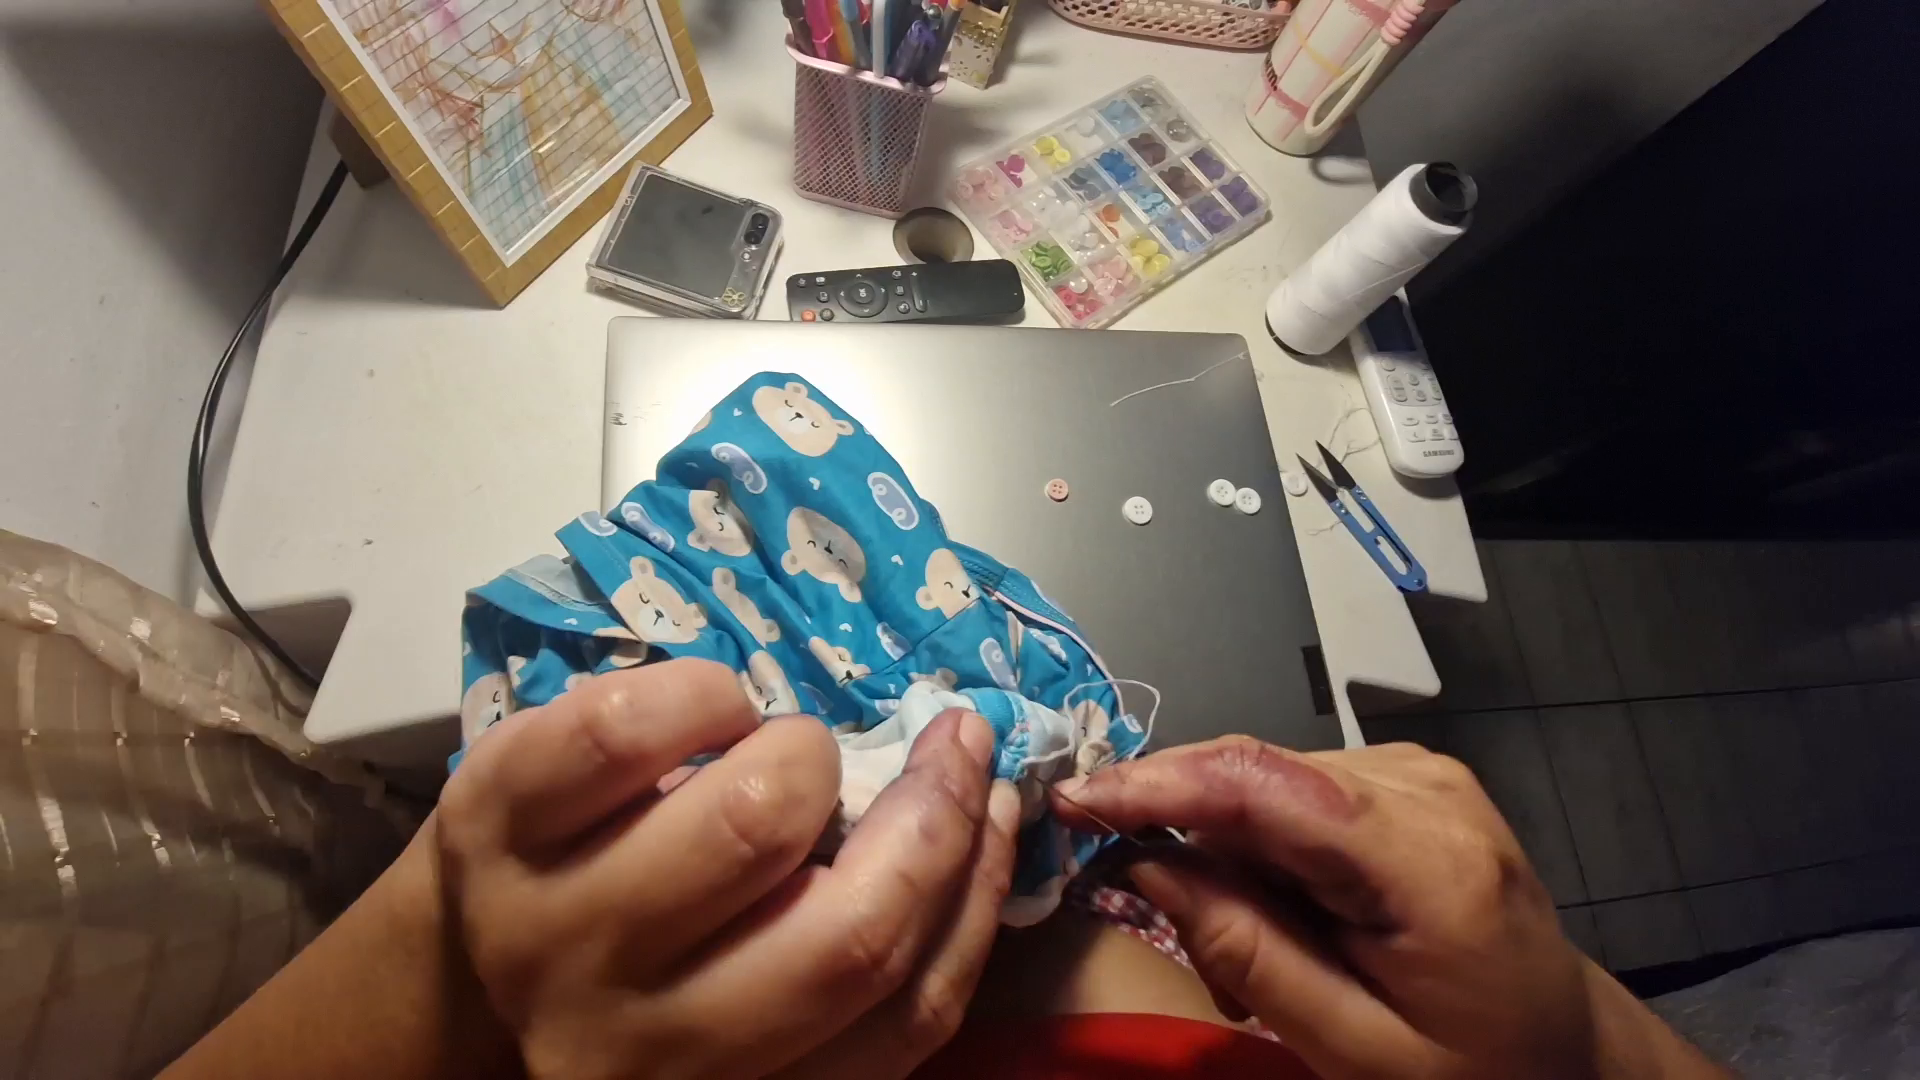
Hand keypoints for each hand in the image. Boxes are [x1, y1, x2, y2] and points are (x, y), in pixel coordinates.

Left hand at [438, 658, 1020, 1079]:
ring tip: (793, 747)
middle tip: (951, 738)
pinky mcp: (493, 819)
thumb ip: (842, 931)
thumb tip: (959, 809)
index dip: (974, 888)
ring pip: (749, 822)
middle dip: (930, 812)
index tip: (994, 797)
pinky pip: (627, 730)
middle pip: (845, 934)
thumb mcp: (742, 994)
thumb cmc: (628, 976)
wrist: (434, 990)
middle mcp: (647, 1045)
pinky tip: (715, 705)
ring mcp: (558, 933)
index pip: (905, 1013)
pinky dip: (704, 693)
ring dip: (804, 755)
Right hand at [1051, 738, 1726, 1079]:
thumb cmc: (1474, 1073)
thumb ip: (1243, 949)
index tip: (1074, 798)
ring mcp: (1408, 767)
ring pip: (1256, 779)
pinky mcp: (1392, 770)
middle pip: (1249, 774)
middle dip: (1173, 821)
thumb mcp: (1353, 1049)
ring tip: (1228, 930)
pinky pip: (1283, 787)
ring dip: (1214, 841)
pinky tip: (1270, 898)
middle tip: (1129, 882)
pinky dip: (1249, 836)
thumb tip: (1142, 862)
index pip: (1261, 787)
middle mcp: (1417, 783)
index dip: (1156, 783)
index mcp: (1429, 861)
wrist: (1571, 1048)